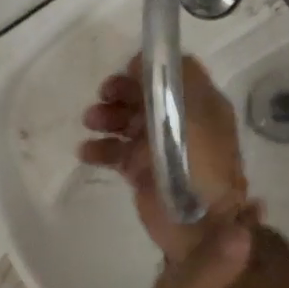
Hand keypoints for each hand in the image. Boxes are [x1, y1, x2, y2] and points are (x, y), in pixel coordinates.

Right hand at [79, 53, 247, 261]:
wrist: (199, 226)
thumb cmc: (201, 166)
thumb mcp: (198, 114)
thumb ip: (179, 80)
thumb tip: (147, 61)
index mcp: (201, 106)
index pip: (174, 75)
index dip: (149, 70)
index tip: (126, 71)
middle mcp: (180, 122)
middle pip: (145, 95)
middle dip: (121, 91)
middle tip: (104, 96)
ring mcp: (158, 147)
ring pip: (125, 121)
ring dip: (106, 117)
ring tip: (91, 122)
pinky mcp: (140, 171)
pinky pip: (114, 152)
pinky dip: (98, 149)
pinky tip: (86, 152)